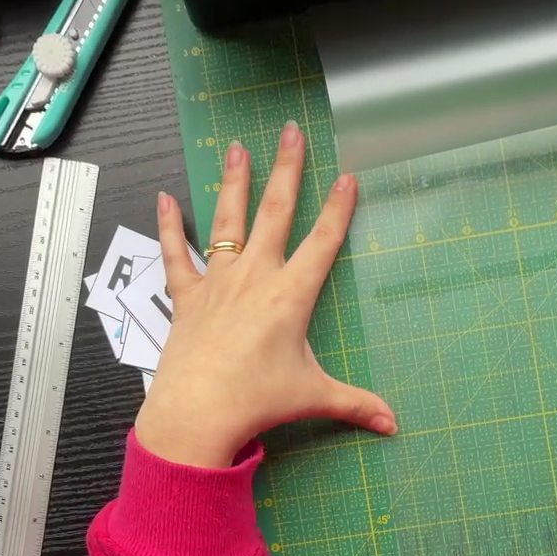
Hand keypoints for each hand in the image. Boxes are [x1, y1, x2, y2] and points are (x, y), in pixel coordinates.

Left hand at [134, 121, 396, 467]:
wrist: (198, 413)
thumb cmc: (257, 401)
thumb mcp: (312, 397)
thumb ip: (355, 404)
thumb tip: (392, 424)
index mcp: (290, 294)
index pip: (323, 242)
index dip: (339, 209)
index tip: (348, 176)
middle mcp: (255, 276)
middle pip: (275, 212)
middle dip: (287, 169)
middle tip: (290, 131)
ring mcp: (218, 281)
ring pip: (228, 220)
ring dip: (234, 181)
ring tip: (237, 147)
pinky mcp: (187, 296)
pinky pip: (176, 255)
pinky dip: (169, 227)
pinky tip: (164, 199)